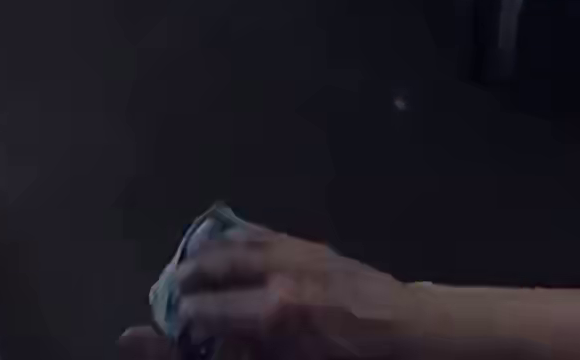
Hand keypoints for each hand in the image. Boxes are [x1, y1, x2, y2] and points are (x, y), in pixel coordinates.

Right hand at [171, 226, 410, 357]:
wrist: (403, 329)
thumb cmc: (350, 357)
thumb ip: (256, 348)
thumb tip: (223, 339)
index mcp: (277, 310)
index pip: (219, 308)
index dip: (193, 311)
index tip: (177, 313)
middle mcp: (280, 272)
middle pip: (226, 264)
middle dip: (196, 272)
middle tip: (175, 281)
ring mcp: (295, 252)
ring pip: (243, 241)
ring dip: (214, 248)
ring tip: (193, 255)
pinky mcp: (310, 244)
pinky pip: (266, 233)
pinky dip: (242, 233)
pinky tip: (230, 236)